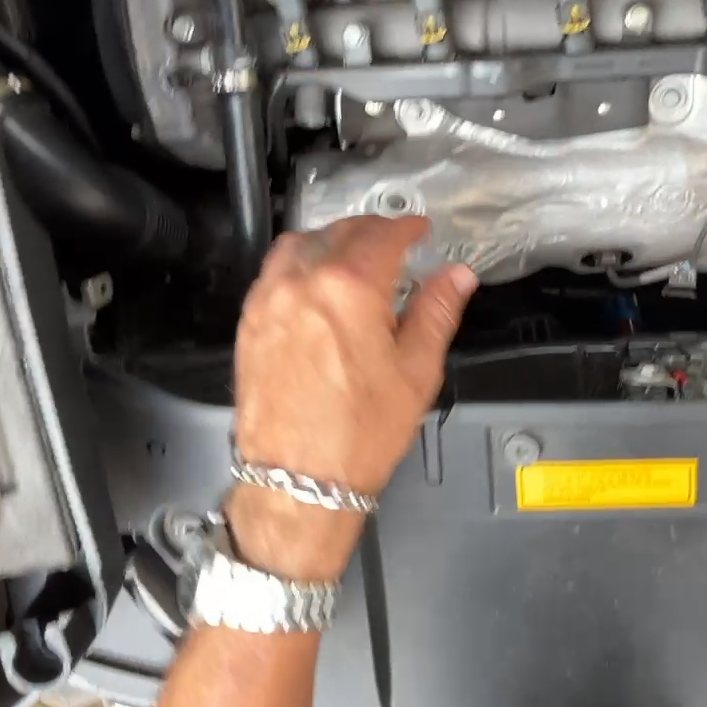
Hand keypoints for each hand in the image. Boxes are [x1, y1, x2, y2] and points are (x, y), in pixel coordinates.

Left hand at [227, 216, 477, 579]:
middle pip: (342, 232)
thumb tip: (456, 277)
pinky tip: (316, 283)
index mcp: (349, 288)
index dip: (407, 228)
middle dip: (373, 231)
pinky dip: (301, 263)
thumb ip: (436, 311)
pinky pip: (274, 271)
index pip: (383, 235)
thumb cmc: (357, 433)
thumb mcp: (416, 371)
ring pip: (302, 243)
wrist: (298, 479)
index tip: (419, 230)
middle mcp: (303, 283)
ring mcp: (270, 300)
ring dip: (333, 240)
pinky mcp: (250, 321)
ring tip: (355, 258)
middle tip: (395, 243)